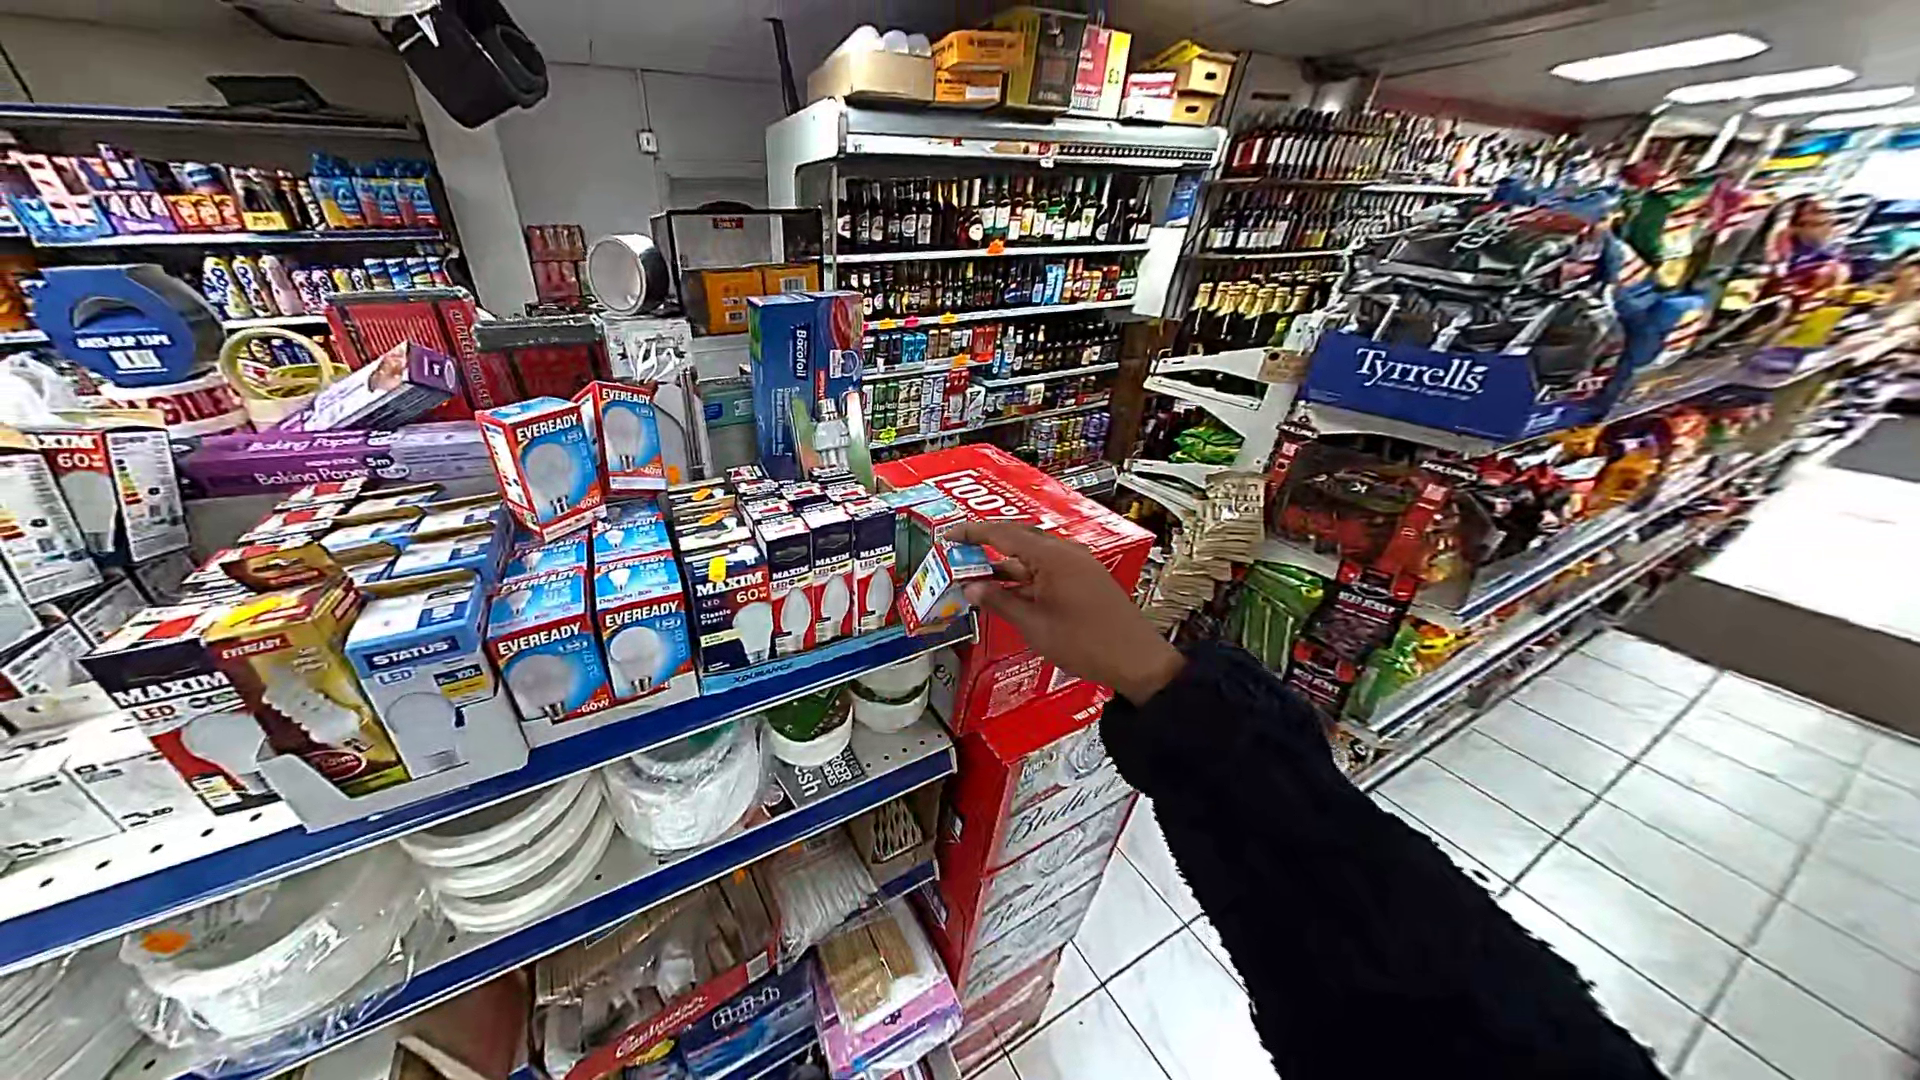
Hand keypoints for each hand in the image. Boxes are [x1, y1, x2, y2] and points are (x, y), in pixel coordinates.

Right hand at [948, 521, 1184, 705]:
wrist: (1136, 660)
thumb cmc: (1083, 642)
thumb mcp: (1034, 624)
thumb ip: (1000, 601)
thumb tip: (970, 587)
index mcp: (1052, 556)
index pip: (1004, 533)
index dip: (973, 533)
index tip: (948, 536)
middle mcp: (1066, 552)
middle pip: (1019, 538)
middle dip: (987, 544)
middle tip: (958, 552)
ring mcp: (1078, 564)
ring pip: (1033, 555)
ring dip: (1005, 563)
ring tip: (975, 573)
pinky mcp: (1084, 578)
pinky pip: (1047, 568)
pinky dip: (1024, 575)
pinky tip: (1007, 589)